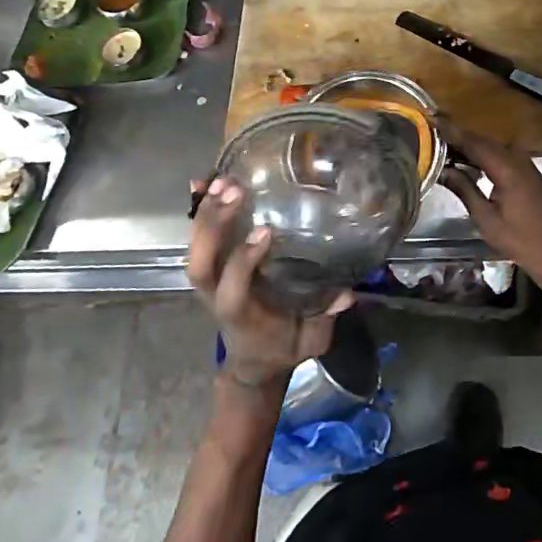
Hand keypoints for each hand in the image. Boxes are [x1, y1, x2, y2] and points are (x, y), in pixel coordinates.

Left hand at [188, 177, 352, 388]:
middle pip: (201, 265)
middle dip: (213, 227)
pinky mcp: (210, 267)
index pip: (232, 290)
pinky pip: (196, 239)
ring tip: (222, 181)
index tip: (265, 231)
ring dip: (206, 213)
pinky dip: (198, 210)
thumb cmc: (282, 346)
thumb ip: (325, 319)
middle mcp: (217, 296)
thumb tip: (346, 293)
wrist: (253, 360)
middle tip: (235, 192)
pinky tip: (201, 182)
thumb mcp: (310, 340)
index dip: (243, 261)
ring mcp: (209, 282)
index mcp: (241, 315)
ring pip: (195, 249)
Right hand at [439, 122, 541, 266]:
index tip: (433, 120)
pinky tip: (469, 159)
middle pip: (484, 141)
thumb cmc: (517, 239)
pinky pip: (502, 154)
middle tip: (434, 132)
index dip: (453, 132)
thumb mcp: (485, 217)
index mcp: (508, 170)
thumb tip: (442, 170)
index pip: (475, 144)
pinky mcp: (528, 174)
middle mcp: (519, 161)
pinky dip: (483, 153)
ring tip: (446, 144)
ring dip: (471, 144)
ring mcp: (526, 166)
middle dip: (459, 136)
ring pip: (494, 147)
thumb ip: (464, 189)